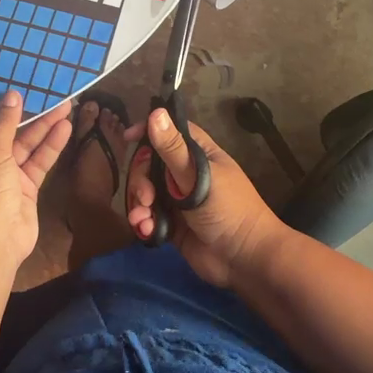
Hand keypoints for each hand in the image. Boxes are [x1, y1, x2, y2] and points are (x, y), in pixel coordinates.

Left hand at [0, 93, 71, 266]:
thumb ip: (4, 123)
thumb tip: (12, 94)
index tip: (11, 80)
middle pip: (7, 131)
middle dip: (28, 112)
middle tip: (48, 90)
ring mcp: (5, 175)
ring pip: (26, 145)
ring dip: (44, 127)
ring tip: (65, 104)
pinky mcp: (25, 188)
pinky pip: (38, 162)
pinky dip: (50, 146)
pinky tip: (65, 127)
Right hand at [125, 109, 281, 286]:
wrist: (243, 260)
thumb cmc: (228, 210)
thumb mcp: (198, 177)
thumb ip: (173, 148)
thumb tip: (155, 112)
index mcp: (199, 156)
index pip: (170, 133)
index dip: (149, 131)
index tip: (129, 138)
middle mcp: (186, 175)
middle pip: (149, 165)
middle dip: (140, 180)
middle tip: (146, 197)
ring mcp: (178, 200)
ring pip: (145, 192)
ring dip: (138, 204)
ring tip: (143, 219)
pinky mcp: (171, 224)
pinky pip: (148, 216)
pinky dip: (143, 222)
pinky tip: (147, 230)